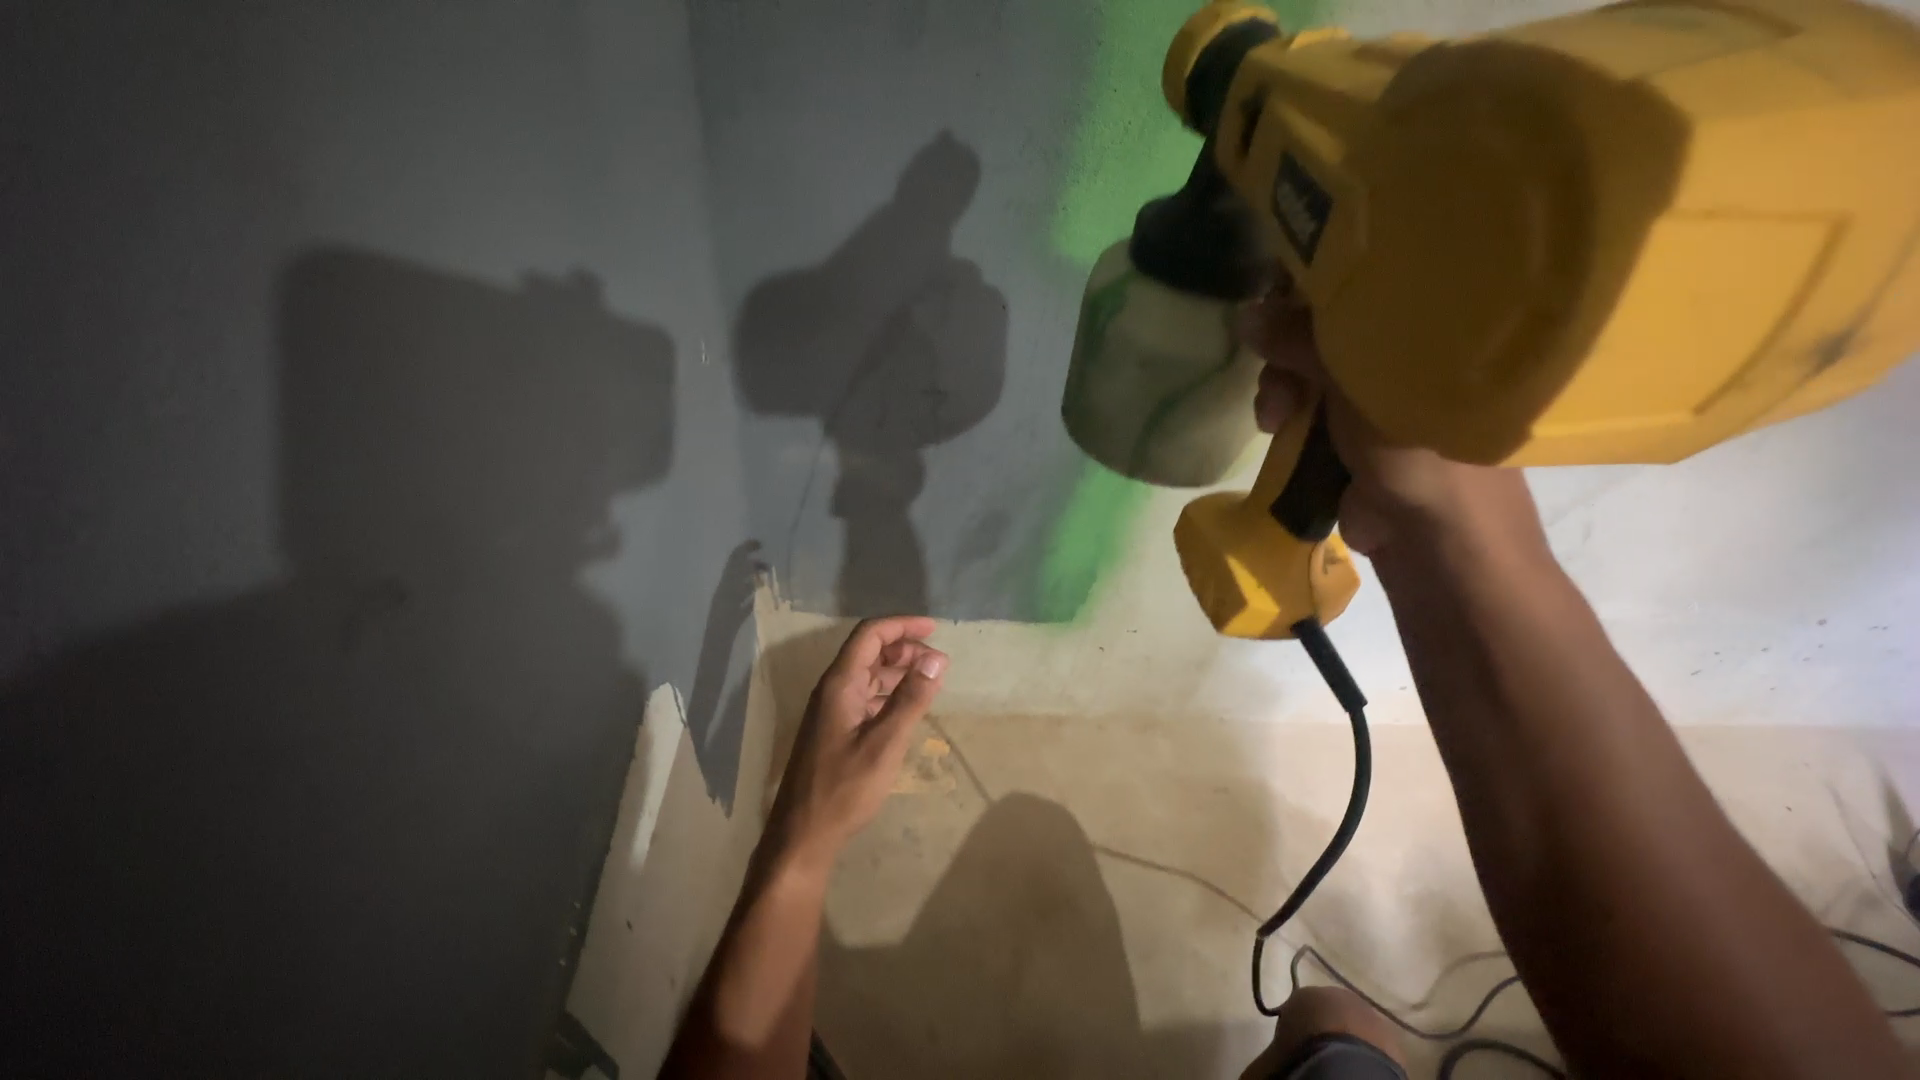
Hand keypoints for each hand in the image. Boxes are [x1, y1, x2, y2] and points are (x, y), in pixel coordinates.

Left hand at [763, 617, 948, 875]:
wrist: (802, 834)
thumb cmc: (844, 789)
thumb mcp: (885, 743)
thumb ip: (911, 699)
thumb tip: (936, 658)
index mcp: (839, 684)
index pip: (869, 635)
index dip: (902, 626)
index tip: (935, 629)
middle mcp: (831, 690)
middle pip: (867, 651)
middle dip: (903, 647)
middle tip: (937, 662)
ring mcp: (830, 710)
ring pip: (866, 674)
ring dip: (897, 670)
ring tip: (929, 681)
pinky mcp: (833, 730)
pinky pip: (863, 696)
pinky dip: (888, 692)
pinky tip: (906, 708)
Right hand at [1239, 282, 1542, 560]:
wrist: (1439, 542)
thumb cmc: (1417, 449)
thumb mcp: (1357, 384)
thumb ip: (1303, 344)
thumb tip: (1247, 312)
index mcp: (1433, 322)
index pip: (1368, 277)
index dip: (1316, 279)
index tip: (1273, 292)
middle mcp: (1410, 350)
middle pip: (1329, 324)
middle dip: (1288, 348)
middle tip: (1276, 372)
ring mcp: (1383, 394)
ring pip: (1312, 368)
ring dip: (1282, 387)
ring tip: (1274, 420)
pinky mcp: (1358, 432)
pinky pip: (1310, 407)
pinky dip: (1290, 414)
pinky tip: (1278, 431)